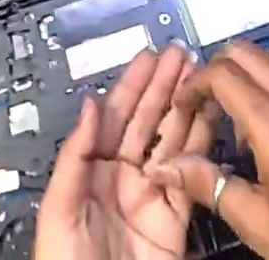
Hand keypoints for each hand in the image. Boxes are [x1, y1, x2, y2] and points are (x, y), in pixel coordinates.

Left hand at [36, 42, 214, 259]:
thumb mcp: (59, 214)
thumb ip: (74, 157)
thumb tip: (90, 104)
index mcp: (93, 171)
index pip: (116, 117)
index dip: (133, 85)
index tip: (150, 56)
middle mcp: (123, 175)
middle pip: (147, 121)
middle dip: (163, 86)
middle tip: (181, 54)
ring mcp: (152, 193)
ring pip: (172, 138)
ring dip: (185, 105)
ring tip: (199, 73)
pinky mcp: (176, 215)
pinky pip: (191, 171)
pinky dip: (202, 141)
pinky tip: (210, 115)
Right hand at [146, 43, 268, 259]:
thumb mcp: (261, 228)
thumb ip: (210, 186)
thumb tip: (166, 166)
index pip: (223, 73)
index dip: (194, 83)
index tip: (183, 106)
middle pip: (246, 52)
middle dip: (217, 71)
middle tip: (206, 108)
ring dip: (249, 76)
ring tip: (241, 122)